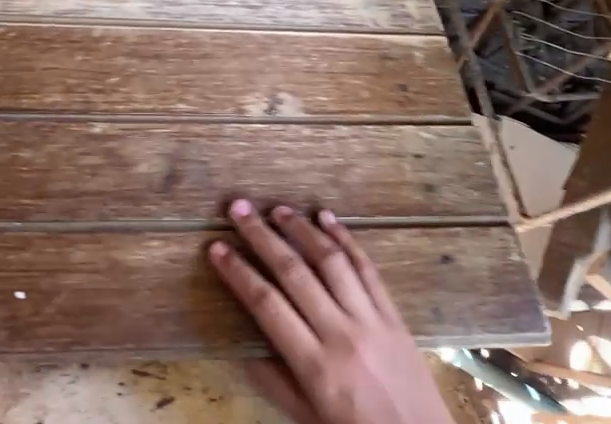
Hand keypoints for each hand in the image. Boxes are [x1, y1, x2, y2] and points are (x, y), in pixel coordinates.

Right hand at [209, 199, 452, 423]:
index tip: (217, 248)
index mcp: (315, 365)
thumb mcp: (307, 419)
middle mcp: (341, 334)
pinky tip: (327, 217)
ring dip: (302, 229)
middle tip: (239, 208)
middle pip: (294, 272)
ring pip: (331, 261)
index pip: (267, 305)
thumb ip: (273, 381)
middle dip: (262, 236)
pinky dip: (346, 239)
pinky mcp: (394, 315)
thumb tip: (241, 343)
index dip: (238, 273)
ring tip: (278, 208)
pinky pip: (367, 269)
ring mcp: (371, 321)